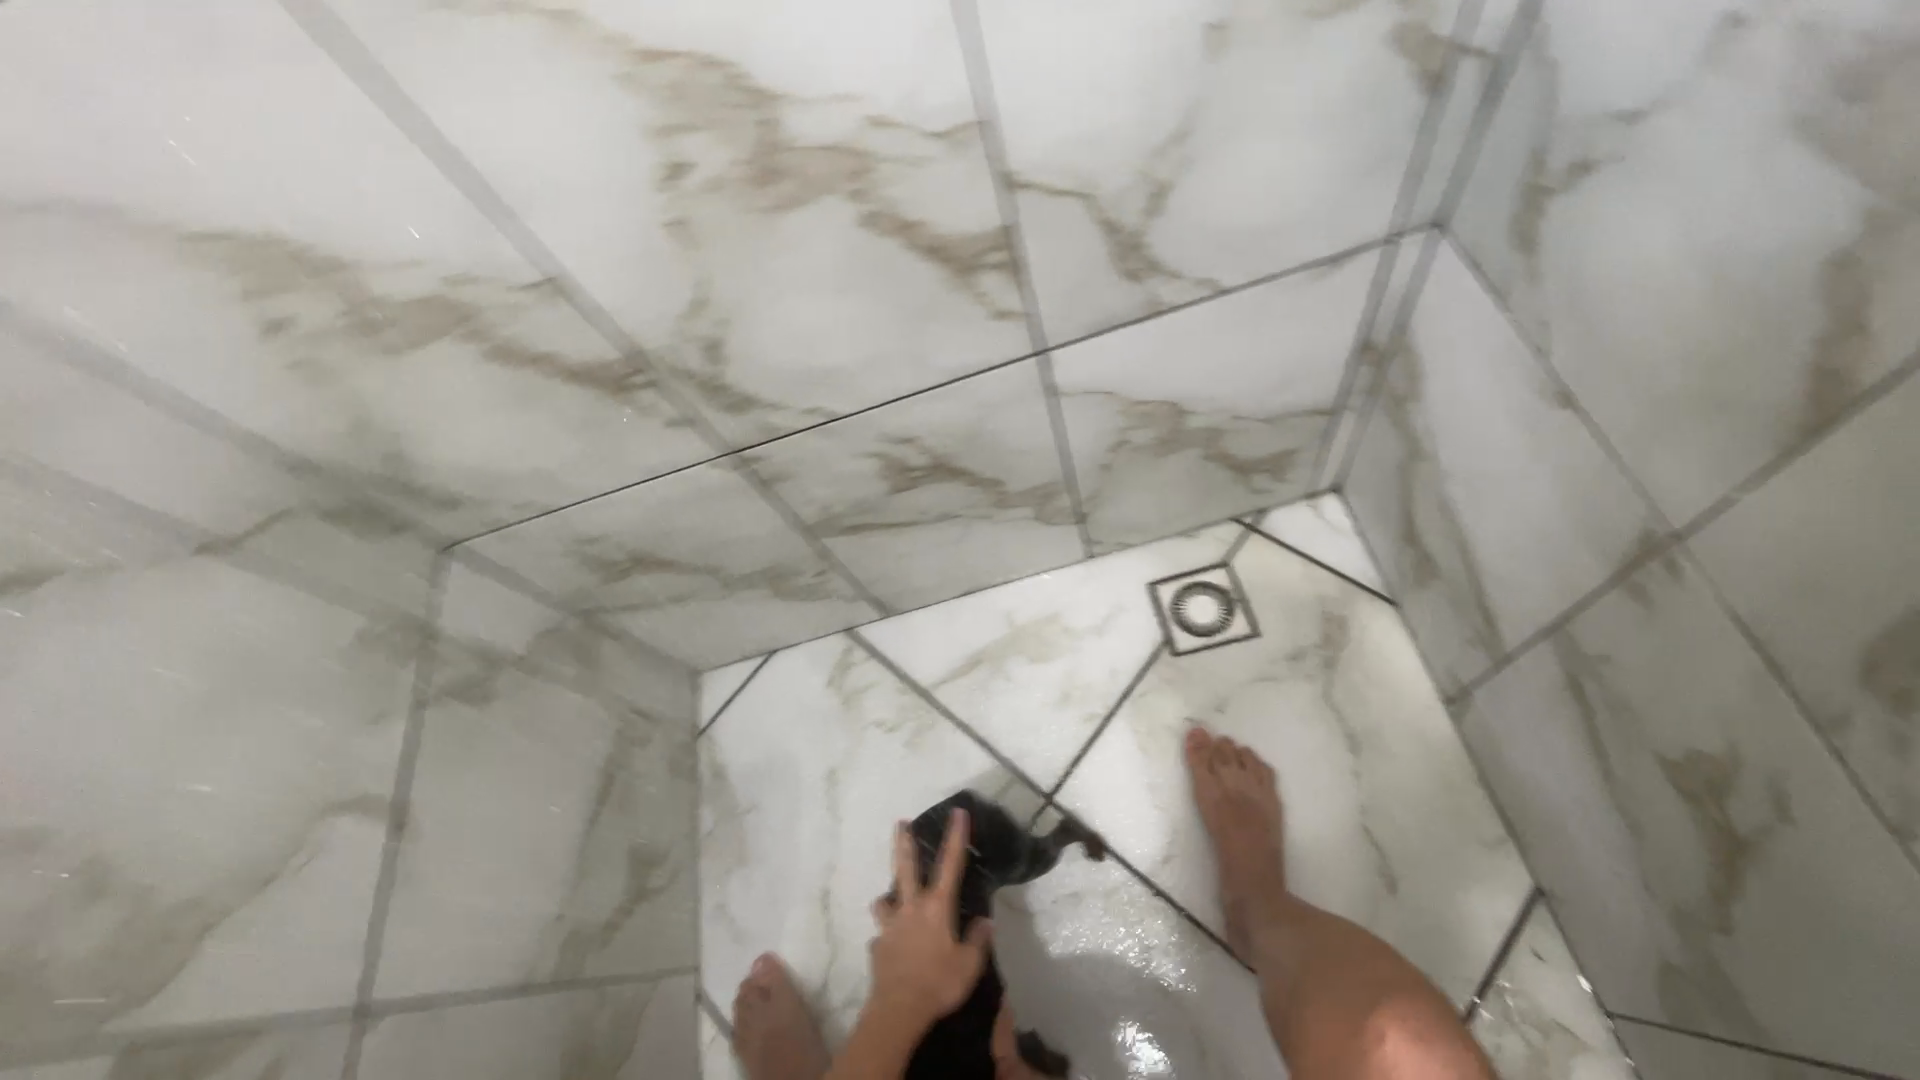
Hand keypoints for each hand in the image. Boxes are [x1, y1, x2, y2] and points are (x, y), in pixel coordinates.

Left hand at [865, 808, 992, 1032]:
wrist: (898, 1009)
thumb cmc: (939, 983)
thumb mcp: (969, 965)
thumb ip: (977, 941)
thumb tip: (984, 922)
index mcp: (936, 908)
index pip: (950, 865)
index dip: (955, 837)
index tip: (958, 812)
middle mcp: (910, 909)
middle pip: (905, 869)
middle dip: (903, 844)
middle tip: (900, 823)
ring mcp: (890, 926)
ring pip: (884, 901)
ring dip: (888, 898)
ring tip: (891, 902)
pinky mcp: (877, 946)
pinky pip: (882, 935)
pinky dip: (887, 937)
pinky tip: (891, 948)